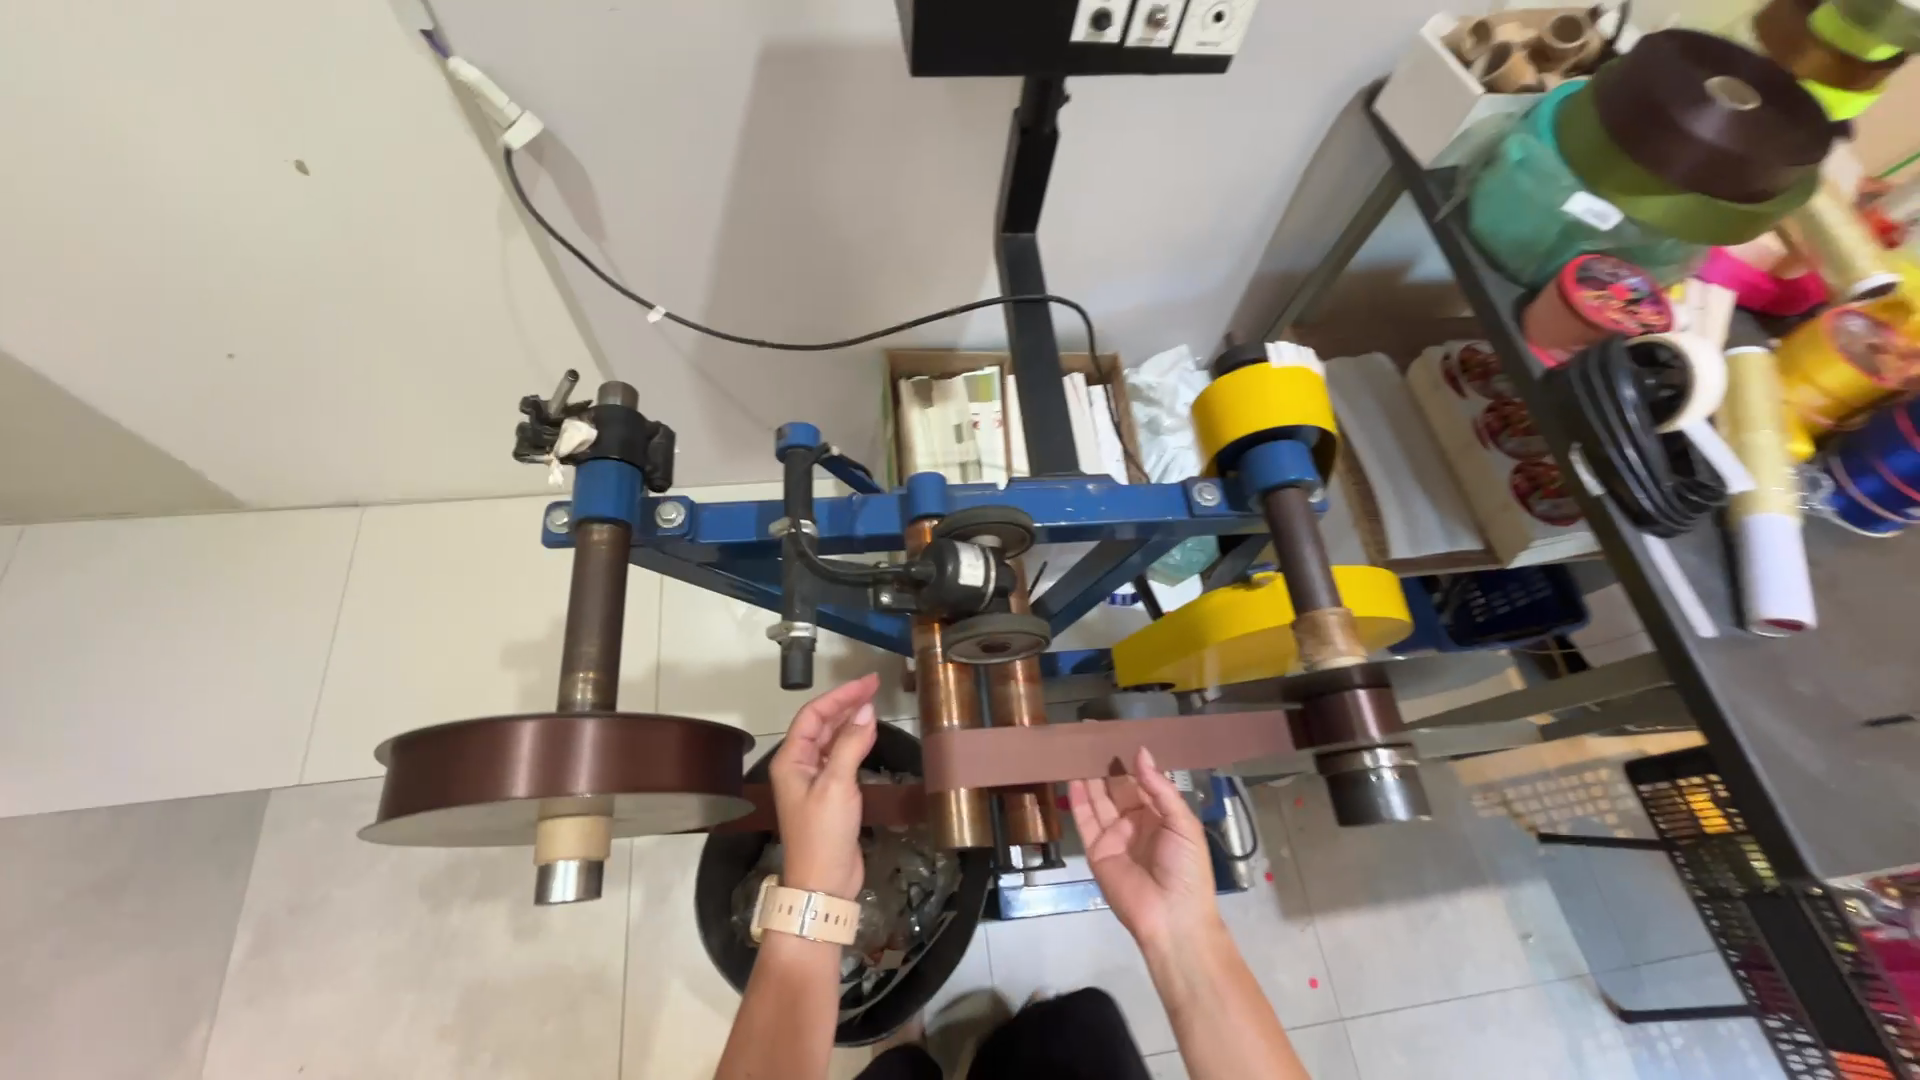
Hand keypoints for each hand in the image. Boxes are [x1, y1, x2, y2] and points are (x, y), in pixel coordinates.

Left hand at [769, 674, 879, 898]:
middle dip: (846, 703)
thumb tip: (867, 710)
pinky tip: (870, 732)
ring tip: (874, 703)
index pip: (813, 715)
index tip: (868, 683)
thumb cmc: (823, 833)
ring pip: (831, 739)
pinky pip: (840, 756)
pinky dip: (855, 741)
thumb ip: (850, 744)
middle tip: (875, 687)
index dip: (840, 696)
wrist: (824, 884)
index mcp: (790, 760)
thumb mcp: (837, 785)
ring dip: (851, 720)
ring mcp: (814, 780)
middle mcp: (798, 765)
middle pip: (821, 724)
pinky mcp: (830, 794)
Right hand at [1068, 747, 1219, 954]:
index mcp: (1160, 815)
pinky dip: (1077, 798)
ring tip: (1076, 748)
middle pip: (1117, 786)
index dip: (1130, 759)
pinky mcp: (1096, 850)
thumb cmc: (1187, 870)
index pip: (1142, 781)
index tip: (1117, 733)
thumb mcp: (1184, 825)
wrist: (1172, 918)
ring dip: (1088, 774)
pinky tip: (1071, 776)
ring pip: (1098, 799)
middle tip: (1091, 734)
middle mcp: (1135, 822)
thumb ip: (1160, 788)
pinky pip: (1085, 820)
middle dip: (1105, 762)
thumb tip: (1141, 752)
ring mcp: (1114, 836)